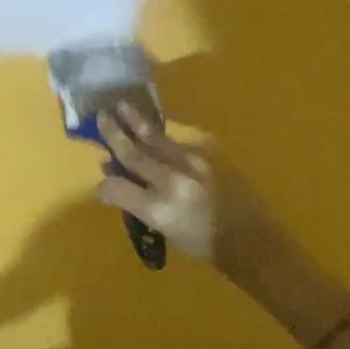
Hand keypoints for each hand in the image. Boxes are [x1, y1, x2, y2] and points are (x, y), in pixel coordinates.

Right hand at [95, 106, 281, 275]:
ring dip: (137, 123)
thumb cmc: (201, 242)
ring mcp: (192, 165)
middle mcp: (173, 182)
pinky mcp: (207, 158)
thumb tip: (116, 180)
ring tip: (123, 106)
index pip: (119, 187)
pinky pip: (176, 143)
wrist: (248, 237)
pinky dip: (160, 135)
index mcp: (159, 208)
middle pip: (136, 154)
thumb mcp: (163, 229)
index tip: (101, 170)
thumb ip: (137, 203)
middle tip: (102, 115)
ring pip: (157, 140)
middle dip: (115, 135)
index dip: (106, 182)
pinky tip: (151, 129)